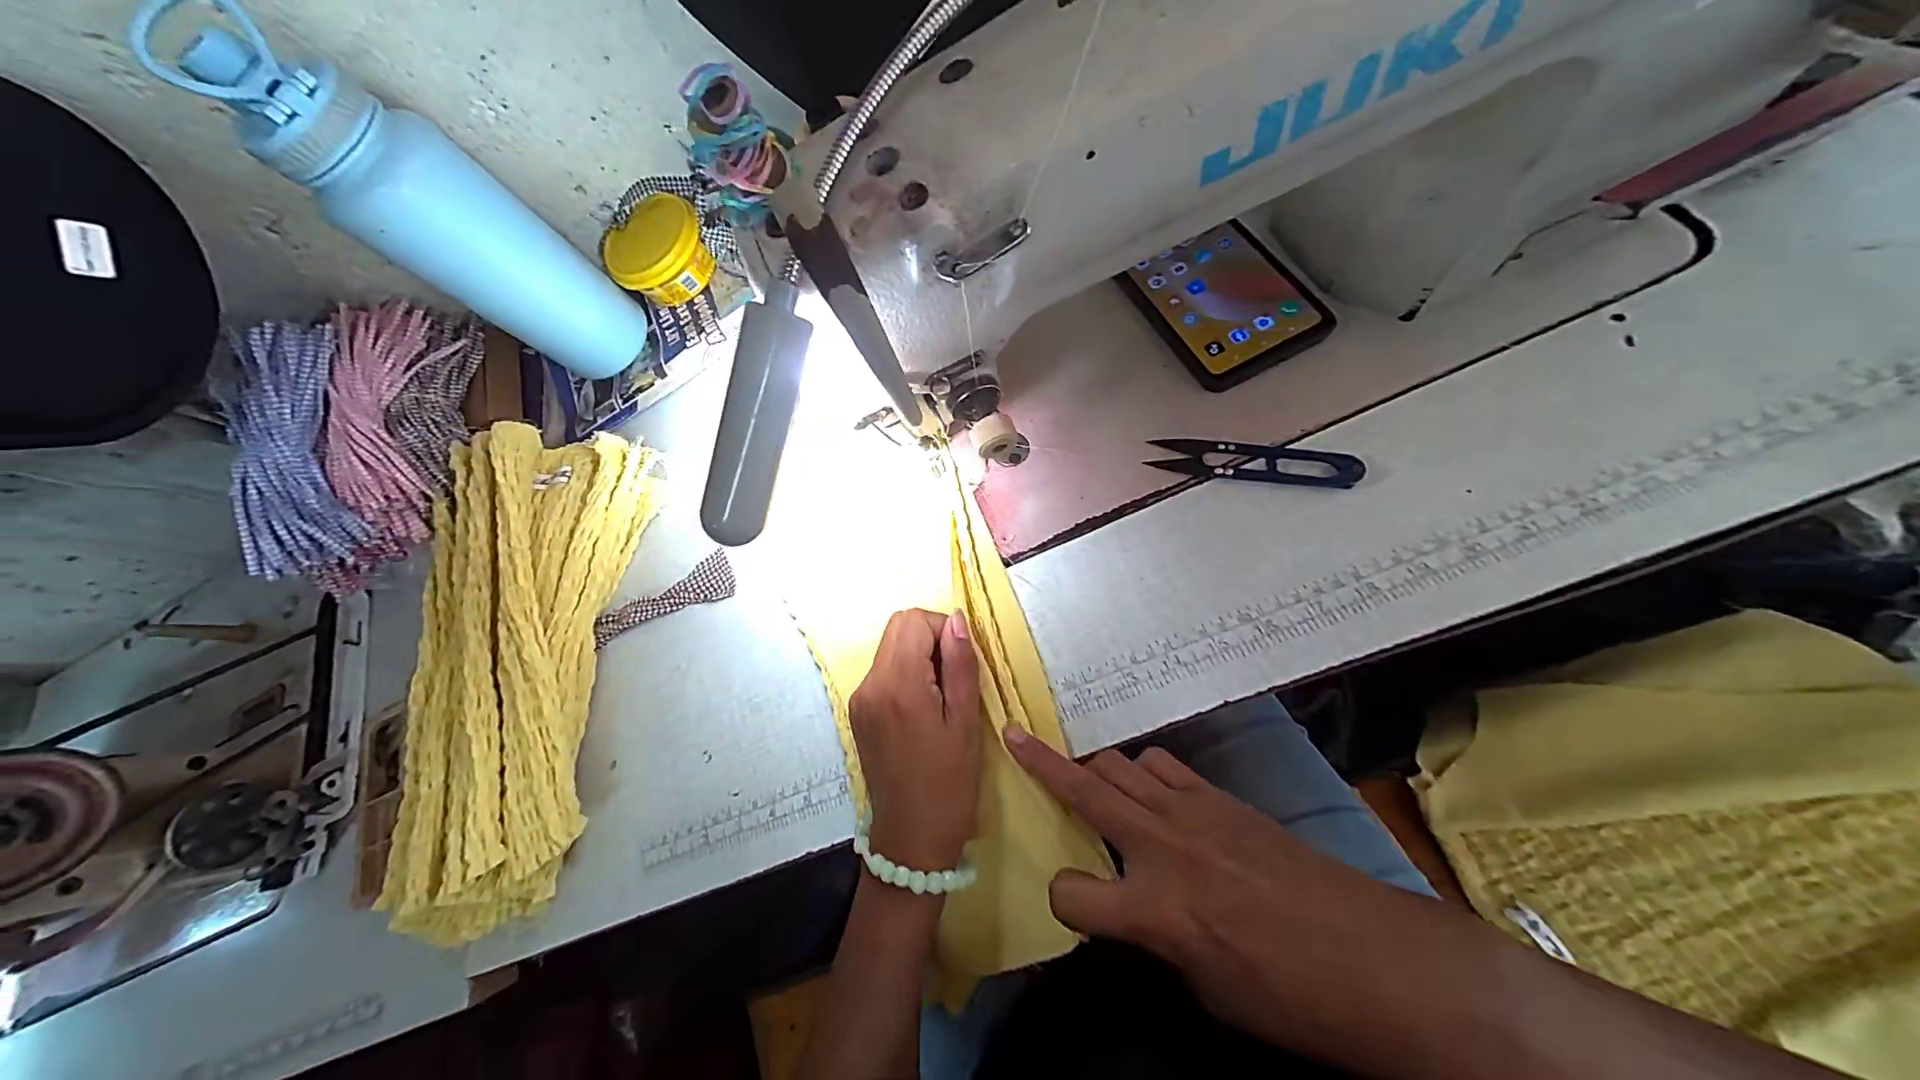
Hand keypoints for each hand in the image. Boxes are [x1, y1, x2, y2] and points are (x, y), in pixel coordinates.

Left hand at [849, 609, 981, 870]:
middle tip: (955, 679)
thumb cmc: (949, 784)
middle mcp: (869, 685)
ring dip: (919, 658)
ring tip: (942, 700)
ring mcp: (859, 699)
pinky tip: (924, 711)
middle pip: (898, 628)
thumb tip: (958, 620)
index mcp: (897, 685)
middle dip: (931, 639)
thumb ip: (960, 665)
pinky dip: (907, 676)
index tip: (964, 662)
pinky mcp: (858, 713)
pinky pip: (884, 673)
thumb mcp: (966, 722)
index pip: (914, 620)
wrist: (911, 838)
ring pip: (890, 648)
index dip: (945, 629)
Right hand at [1001, 726, 1405, 1045]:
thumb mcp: (1204, 986)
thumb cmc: (1289, 995)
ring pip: (1123, 764)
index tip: (1072, 905)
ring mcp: (1194, 812)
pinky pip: (1167, 767)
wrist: (1377, 960)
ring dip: (1099, 769)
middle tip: (1017, 736)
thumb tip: (1137, 912)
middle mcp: (1163, 846)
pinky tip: (1149, 783)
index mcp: (1153, 909)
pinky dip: (1145, 770)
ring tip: (1090, 776)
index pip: (1069, 894)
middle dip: (1042, 762)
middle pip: (1085, 787)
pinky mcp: (1223, 799)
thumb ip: (1154, 937)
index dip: (1062, 901)